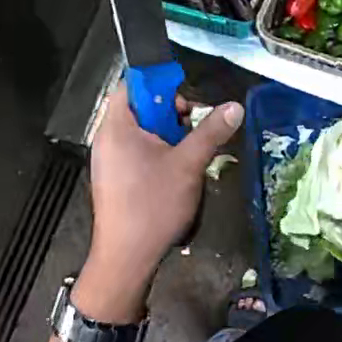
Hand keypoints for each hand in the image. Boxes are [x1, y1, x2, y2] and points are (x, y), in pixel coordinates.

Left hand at [85, 86, 243, 307]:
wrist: (127, 257)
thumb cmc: (153, 205)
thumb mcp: (189, 164)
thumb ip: (211, 131)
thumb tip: (235, 107)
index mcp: (117, 126)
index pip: (132, 84)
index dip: (160, 86)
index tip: (184, 104)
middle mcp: (106, 138)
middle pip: (139, 108)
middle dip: (169, 116)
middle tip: (191, 133)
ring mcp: (107, 160)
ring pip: (141, 133)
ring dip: (167, 138)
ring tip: (186, 157)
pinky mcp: (112, 179)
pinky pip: (135, 153)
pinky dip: (156, 156)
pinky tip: (173, 175)